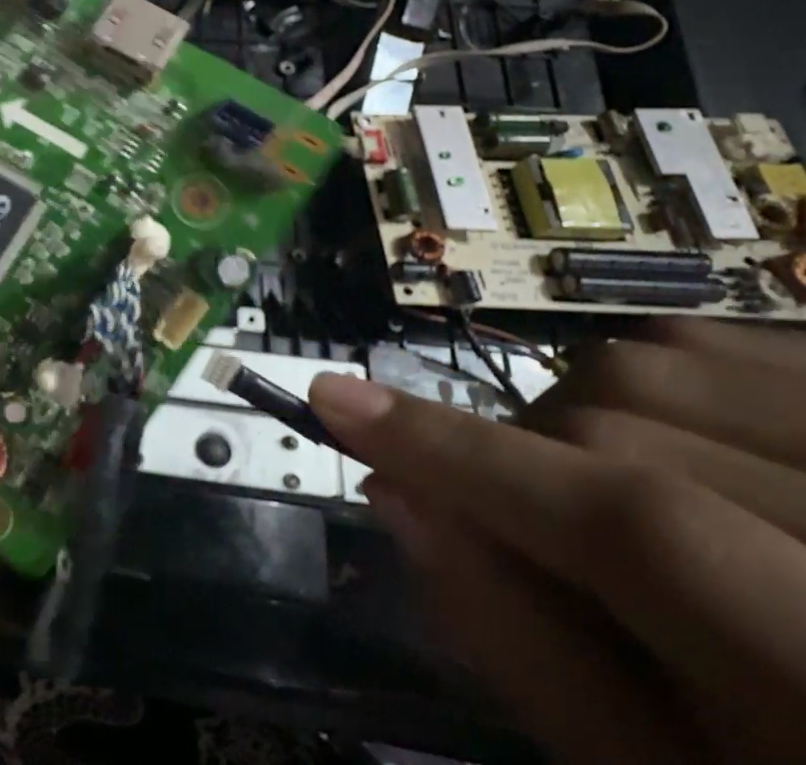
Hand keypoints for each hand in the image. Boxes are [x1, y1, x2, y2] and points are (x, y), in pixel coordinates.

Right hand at [309, 320, 805, 763]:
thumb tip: (397, 493)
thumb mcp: (645, 763)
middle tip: (511, 522)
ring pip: (667, 363)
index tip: (333, 401)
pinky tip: (666, 442)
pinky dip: (657, 376)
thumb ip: (522, 640)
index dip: (465, 458)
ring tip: (595, 487)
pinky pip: (729, 341)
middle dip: (521, 462)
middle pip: (623, 426)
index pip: (632, 529)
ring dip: (583, 413)